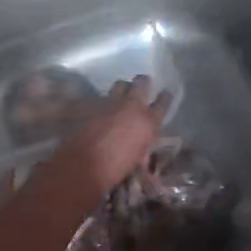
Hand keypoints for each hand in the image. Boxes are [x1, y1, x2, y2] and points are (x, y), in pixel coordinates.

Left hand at [45, 76, 169, 196]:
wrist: (87, 164)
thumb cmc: (117, 168)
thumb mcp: (139, 158)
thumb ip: (143, 147)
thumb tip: (144, 151)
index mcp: (149, 121)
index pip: (163, 101)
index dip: (164, 96)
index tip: (164, 94)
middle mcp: (133, 106)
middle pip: (142, 82)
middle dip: (143, 83)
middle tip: (142, 86)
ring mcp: (112, 103)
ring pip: (121, 84)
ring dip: (123, 87)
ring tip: (121, 94)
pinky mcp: (94, 105)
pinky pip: (102, 97)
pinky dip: (105, 100)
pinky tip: (103, 107)